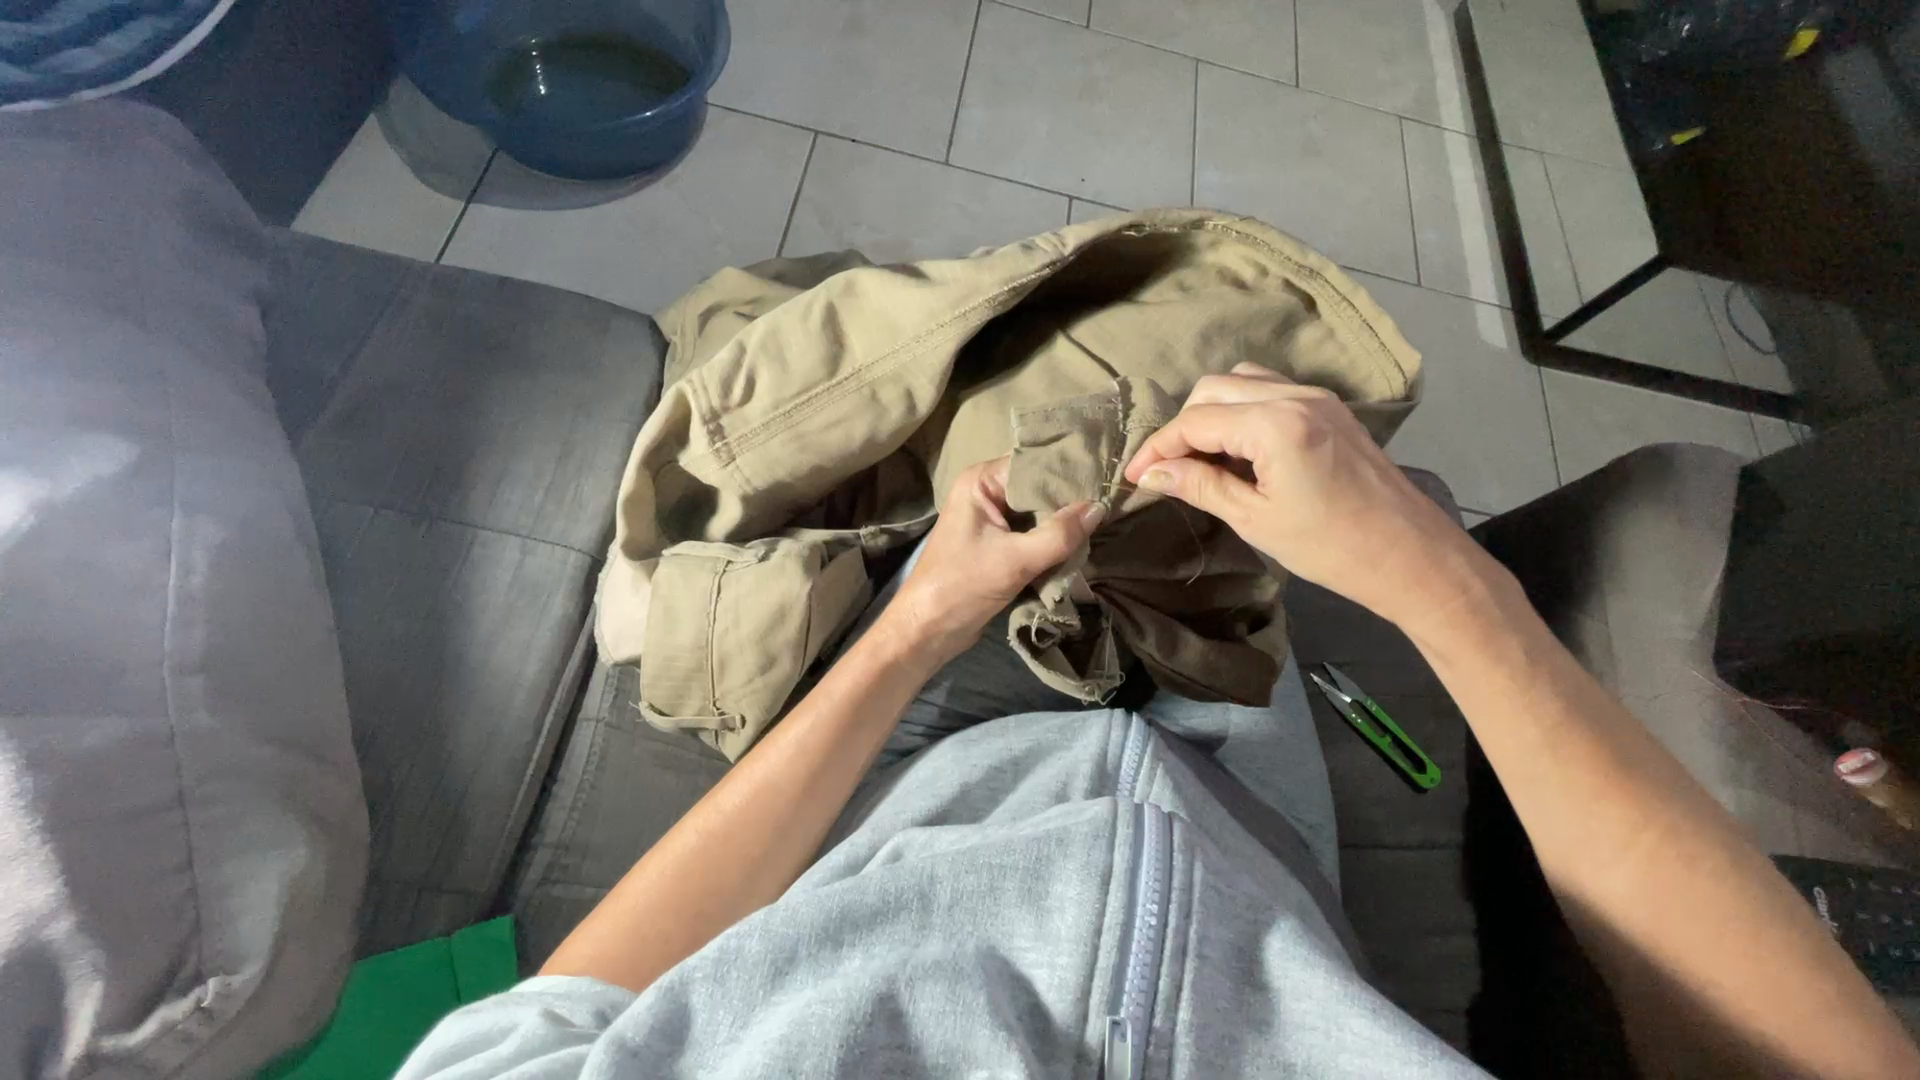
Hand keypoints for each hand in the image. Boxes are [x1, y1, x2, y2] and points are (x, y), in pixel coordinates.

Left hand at [880, 456, 1103, 661]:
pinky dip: (1053, 544)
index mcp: (981, 482)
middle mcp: (986, 494)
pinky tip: (1081, 546)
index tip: (1104, 479)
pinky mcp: (999, 546)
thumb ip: (1059, 534)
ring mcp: (992, 521)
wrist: (928, 630)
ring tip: (1103, 524)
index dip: (1067, 472)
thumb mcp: (1016, 560)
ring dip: (1064, 526)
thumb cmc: (961, 586)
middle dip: (1069, 502)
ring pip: (1039, 515)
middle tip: (1110, 504)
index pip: (1033, 464)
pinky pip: (1034, 536)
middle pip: (1038, 489)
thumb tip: (1099, 507)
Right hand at [1123, 363, 1488, 630]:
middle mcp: (1295, 396)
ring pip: (1241, 382)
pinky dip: (1240, 411)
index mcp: (1275, 424)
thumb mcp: (1255, 520)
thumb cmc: (1330, 547)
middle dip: (1181, 428)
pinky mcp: (1330, 408)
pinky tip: (1236, 450)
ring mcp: (1317, 397)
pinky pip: (1269, 391)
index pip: (1195, 421)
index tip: (1133, 477)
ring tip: (1199, 459)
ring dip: (1210, 414)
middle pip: (1213, 389)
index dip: (1157, 449)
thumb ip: (1200, 486)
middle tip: (1167, 471)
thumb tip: (1151, 475)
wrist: (1411, 556)